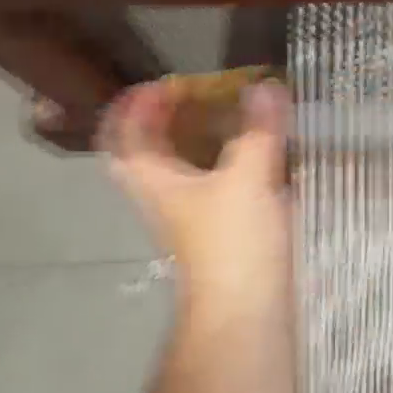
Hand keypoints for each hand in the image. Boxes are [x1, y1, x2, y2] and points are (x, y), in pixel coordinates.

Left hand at [100, 82, 294, 325]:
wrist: (245, 312)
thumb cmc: (233, 244)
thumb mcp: (247, 179)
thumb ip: (258, 131)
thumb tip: (266, 85)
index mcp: (153, 177)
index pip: (126, 129)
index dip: (141, 101)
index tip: (174, 80)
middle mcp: (164, 197)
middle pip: (152, 151)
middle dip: (170, 122)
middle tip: (203, 100)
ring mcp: (192, 220)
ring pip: (186, 172)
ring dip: (203, 145)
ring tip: (235, 124)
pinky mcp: (221, 237)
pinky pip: (218, 191)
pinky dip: (232, 171)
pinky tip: (262, 166)